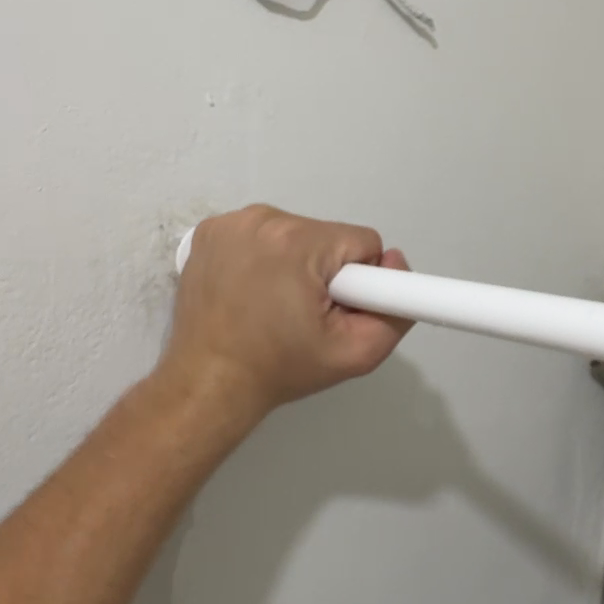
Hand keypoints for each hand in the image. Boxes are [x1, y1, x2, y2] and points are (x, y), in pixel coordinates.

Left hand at [156, 205, 411, 418]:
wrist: (208, 383)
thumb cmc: (278, 369)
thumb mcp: (357, 354)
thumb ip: (396, 309)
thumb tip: (395, 264)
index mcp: (298, 242)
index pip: (363, 243)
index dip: (358, 283)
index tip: (333, 311)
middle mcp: (262, 219)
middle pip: (328, 237)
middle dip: (326, 273)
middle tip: (302, 315)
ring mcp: (230, 223)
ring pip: (296, 234)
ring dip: (295, 264)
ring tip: (274, 306)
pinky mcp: (209, 231)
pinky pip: (262, 235)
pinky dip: (263, 259)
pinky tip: (251, 292)